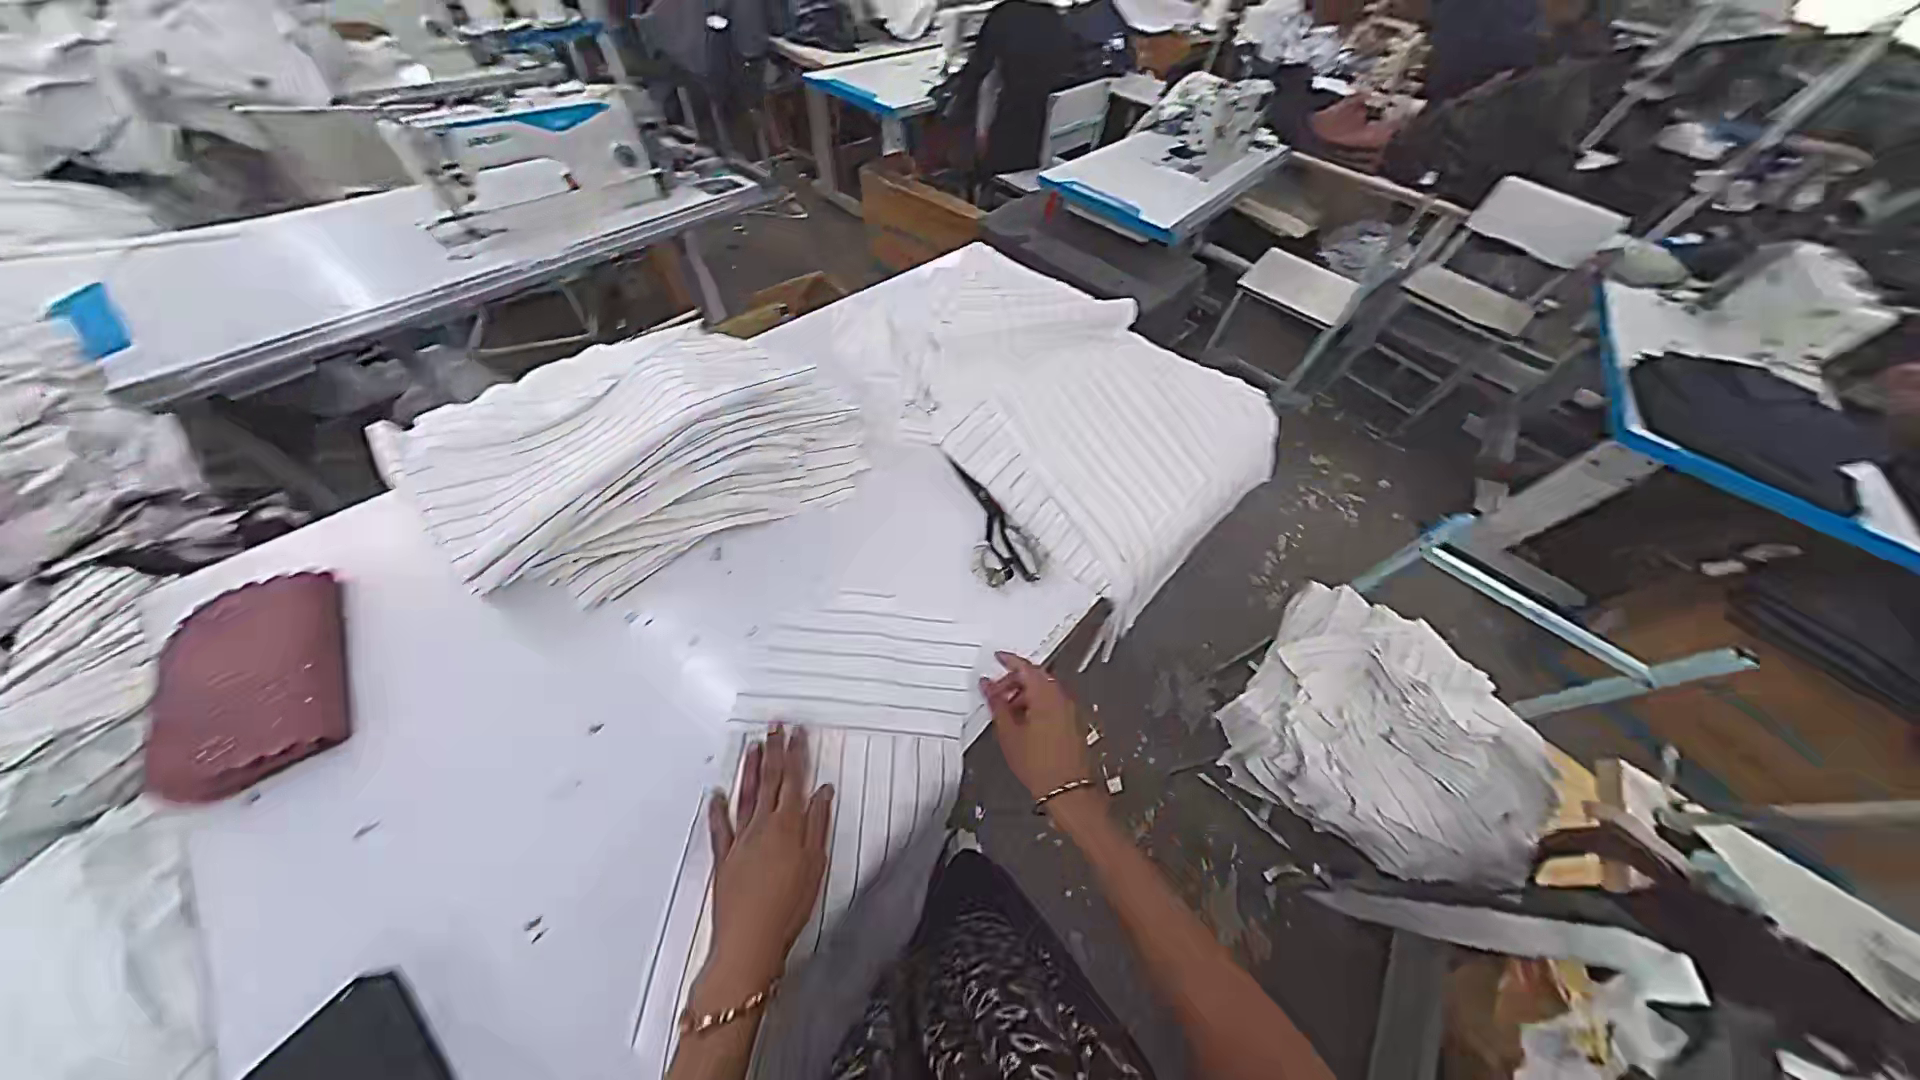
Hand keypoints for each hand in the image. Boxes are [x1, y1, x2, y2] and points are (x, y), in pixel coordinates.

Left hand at [695, 726, 832, 1002]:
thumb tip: (822, 792)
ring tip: (753, 746)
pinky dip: (717, 809)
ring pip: (746, 796)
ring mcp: (741, 840)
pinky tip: (716, 794)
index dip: (796, 753)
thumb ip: (818, 824)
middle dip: (774, 750)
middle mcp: (763, 825)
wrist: (750, 941)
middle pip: (770, 780)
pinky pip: (720, 827)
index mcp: (788, 825)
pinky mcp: (724, 858)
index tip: (797, 732)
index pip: (795, 779)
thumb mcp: (815, 863)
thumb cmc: (789, 906)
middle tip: (774, 726)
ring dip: (750, 769)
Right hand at [980, 651, 1091, 800]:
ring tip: (1007, 711)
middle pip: (1035, 678)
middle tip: (996, 692)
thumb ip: (997, 704)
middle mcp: (1062, 698)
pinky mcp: (1073, 722)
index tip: (998, 658)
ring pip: (1044, 691)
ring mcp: (1070, 710)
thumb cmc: (1040, 765)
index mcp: (1046, 695)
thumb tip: (988, 687)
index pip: (1026, 668)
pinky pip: (1052, 703)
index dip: (1009, 661)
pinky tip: (1023, 721)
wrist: (1067, 790)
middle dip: (1014, 682)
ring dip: (1024, 694)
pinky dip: (1036, 704)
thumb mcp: (1009, 732)